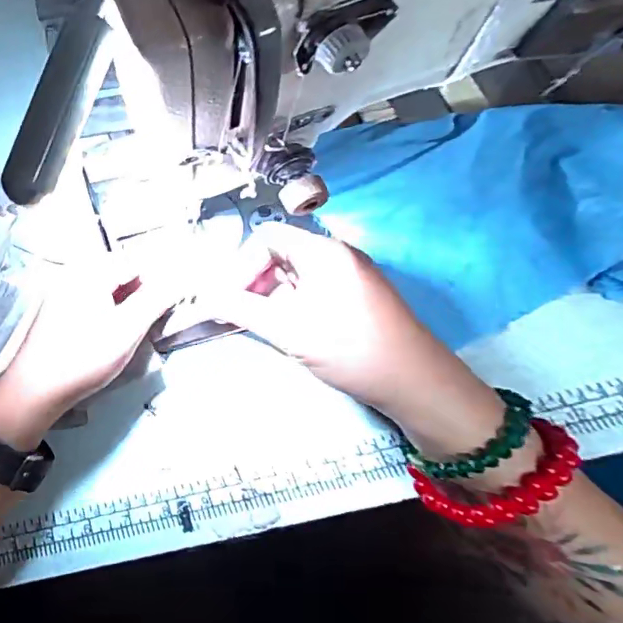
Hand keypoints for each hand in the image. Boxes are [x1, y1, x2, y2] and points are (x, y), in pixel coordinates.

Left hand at [0, 256, 180, 450]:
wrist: (33, 391)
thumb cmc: (84, 357)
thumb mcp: (128, 329)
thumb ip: (156, 299)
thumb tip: (179, 279)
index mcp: (90, 271)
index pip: (137, 261)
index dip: (160, 278)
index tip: (174, 301)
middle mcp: (74, 274)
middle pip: (121, 273)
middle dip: (144, 291)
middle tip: (157, 317)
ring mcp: (63, 292)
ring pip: (108, 289)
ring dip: (129, 303)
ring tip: (138, 328)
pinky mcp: (58, 312)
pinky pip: (93, 301)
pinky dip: (111, 311)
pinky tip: (115, 333)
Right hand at [199, 225, 532, 472]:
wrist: (417, 384)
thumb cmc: (353, 351)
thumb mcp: (291, 331)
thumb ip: (244, 309)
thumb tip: (204, 296)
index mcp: (323, 251)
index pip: (267, 238)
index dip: (241, 266)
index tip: (230, 301)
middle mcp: (337, 255)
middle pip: (280, 255)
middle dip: (254, 283)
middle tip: (240, 317)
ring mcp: (350, 277)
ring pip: (295, 276)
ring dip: (272, 298)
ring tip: (264, 329)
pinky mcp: (357, 299)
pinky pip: (314, 291)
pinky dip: (293, 307)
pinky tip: (290, 334)